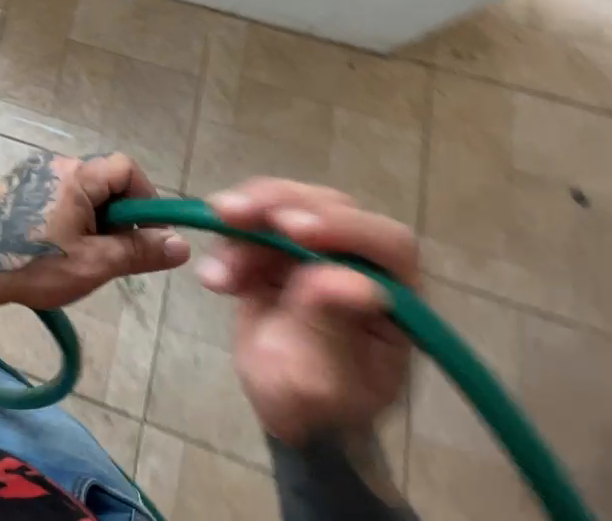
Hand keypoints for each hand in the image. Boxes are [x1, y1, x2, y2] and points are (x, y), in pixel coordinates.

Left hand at [0, 151, 188, 311]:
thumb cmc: (32, 264)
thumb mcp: (94, 264)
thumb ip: (139, 251)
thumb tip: (180, 243)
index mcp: (73, 174)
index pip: (126, 169)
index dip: (146, 199)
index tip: (148, 235)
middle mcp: (52, 164)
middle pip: (104, 179)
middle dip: (120, 215)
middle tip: (117, 253)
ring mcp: (29, 175)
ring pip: (81, 191)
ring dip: (95, 220)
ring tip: (87, 256)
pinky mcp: (14, 189)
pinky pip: (57, 196)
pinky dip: (71, 218)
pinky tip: (60, 249)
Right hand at [197, 178, 417, 445]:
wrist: (285, 407)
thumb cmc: (317, 405)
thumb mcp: (323, 378)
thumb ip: (331, 326)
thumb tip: (352, 281)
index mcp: (397, 294)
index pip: (386, 242)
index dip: (343, 226)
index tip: (293, 229)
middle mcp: (361, 261)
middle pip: (327, 206)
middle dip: (276, 206)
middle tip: (229, 215)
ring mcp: (315, 250)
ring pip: (282, 205)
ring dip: (241, 225)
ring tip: (217, 272)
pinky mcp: (276, 248)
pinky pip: (249, 224)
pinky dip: (225, 242)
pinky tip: (214, 279)